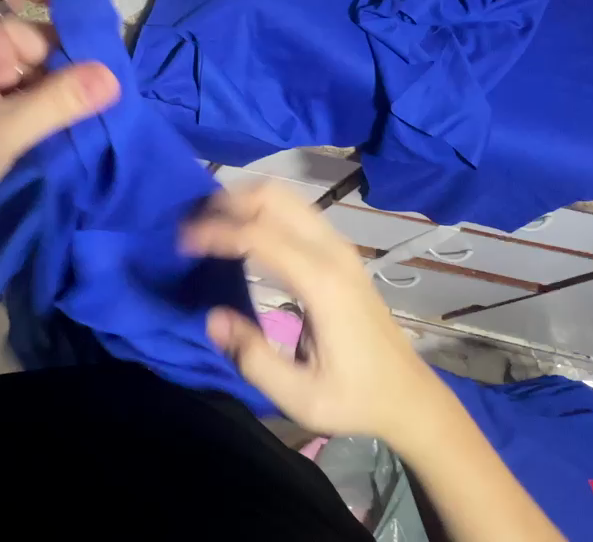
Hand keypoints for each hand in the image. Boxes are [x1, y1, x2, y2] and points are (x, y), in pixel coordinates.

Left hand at [0, 0, 119, 256]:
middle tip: (116, 87)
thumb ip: (59, 102)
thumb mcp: (4, 133)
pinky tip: (77, 124)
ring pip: (36, 65)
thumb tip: (113, 75)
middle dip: (74, 54)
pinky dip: (47, 104)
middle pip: (37, 31)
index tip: (98, 17)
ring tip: (105, 110)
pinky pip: (25, 90)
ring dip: (64, 85)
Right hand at [180, 183, 451, 444]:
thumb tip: (212, 317)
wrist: (409, 397)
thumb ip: (253, 358)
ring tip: (211, 221)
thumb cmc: (354, 398)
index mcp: (322, 283)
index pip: (259, 234)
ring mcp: (340, 246)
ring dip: (244, 199)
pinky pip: (295, 209)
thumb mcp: (301, 397)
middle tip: (193, 223)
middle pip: (273, 198)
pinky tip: (243, 228)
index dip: (217, 232)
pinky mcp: (339, 250)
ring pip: (286, 196)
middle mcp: (332, 252)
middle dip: (228, 201)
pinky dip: (262, 207)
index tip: (183, 241)